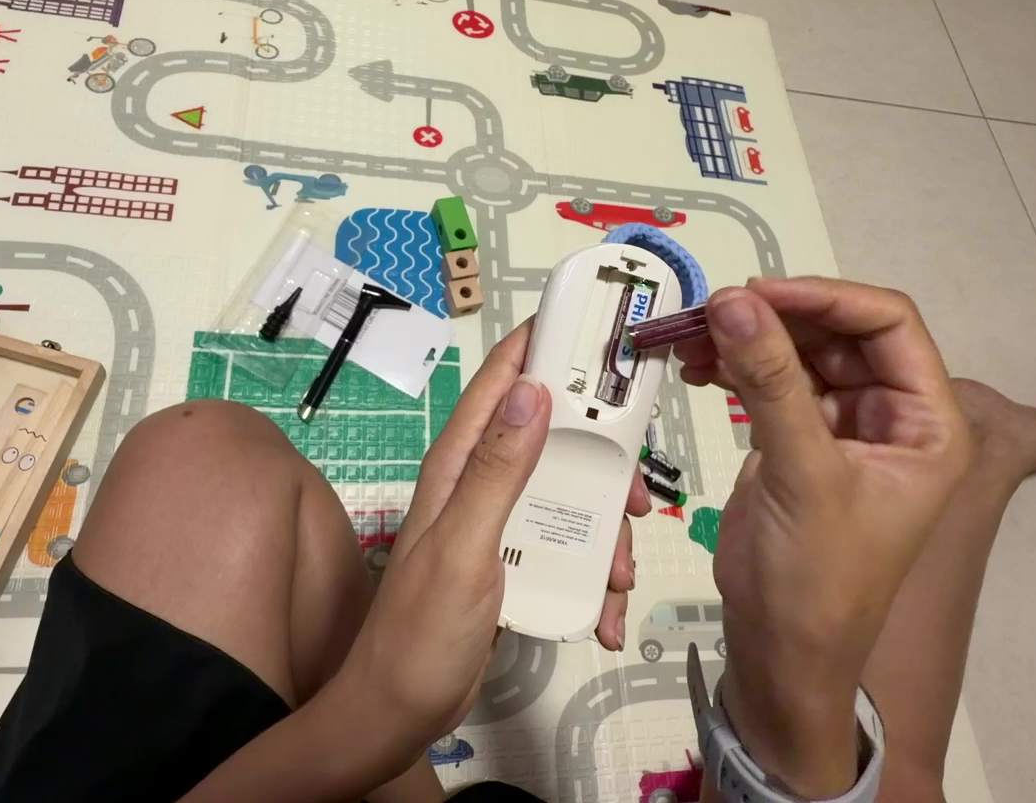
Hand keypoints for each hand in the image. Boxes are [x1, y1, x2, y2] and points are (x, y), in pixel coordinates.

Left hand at [328, 322, 648, 772]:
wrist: (400, 709)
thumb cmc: (421, 630)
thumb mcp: (464, 546)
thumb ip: (497, 471)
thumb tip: (533, 391)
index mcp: (460, 460)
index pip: (501, 380)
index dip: (541, 344)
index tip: (593, 326)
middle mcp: (480, 477)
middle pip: (551, 434)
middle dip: (599, 454)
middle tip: (635, 489)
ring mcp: (498, 516)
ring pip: (567, 489)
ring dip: (602, 522)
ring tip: (620, 570)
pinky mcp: (513, 553)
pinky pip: (563, 538)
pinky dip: (590, 565)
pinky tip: (603, 605)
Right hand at [677, 279, 971, 796]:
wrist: (780, 646)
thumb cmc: (818, 575)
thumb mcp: (802, 472)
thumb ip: (770, 380)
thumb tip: (732, 300)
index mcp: (924, 421)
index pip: (888, 325)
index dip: (825, 298)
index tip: (756, 293)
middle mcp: (887, 414)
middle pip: (835, 333)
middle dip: (773, 317)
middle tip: (710, 312)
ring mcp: (837, 424)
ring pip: (795, 352)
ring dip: (744, 338)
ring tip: (689, 337)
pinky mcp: (794, 437)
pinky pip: (766, 380)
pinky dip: (730, 366)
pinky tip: (694, 366)